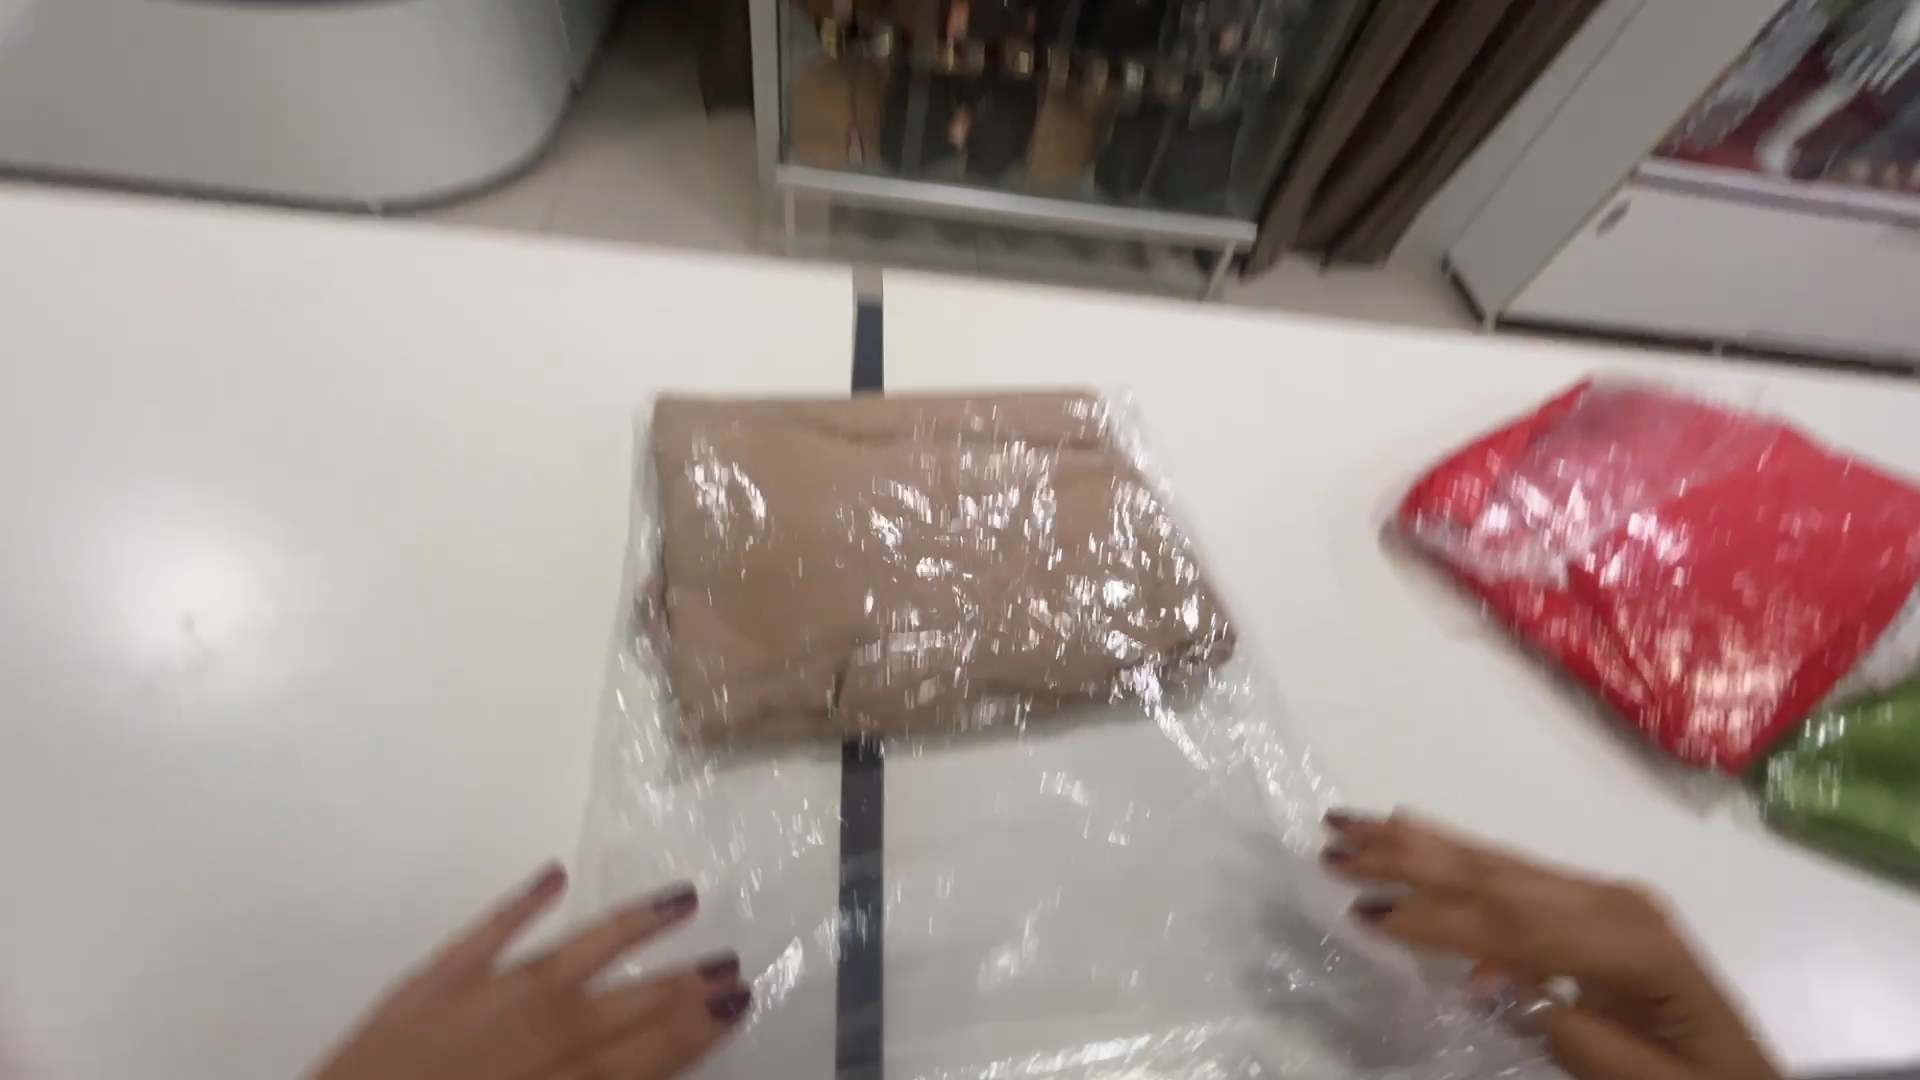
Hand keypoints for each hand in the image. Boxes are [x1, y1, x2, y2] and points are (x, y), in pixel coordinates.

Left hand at [309, 865, 748, 1079]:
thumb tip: (641, 1066)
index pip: (645, 1048)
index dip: (696, 1023)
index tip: (739, 995)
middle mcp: (530, 1030)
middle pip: (626, 1001)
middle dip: (684, 983)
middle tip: (731, 959)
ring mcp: (477, 998)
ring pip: (577, 952)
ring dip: (634, 925)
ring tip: (683, 896)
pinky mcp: (425, 985)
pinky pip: (482, 934)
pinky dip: (520, 903)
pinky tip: (554, 873)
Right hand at [1323, 811, 1780, 1079]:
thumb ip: (1578, 1038)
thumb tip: (1494, 986)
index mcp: (1632, 942)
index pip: (1510, 925)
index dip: (1432, 919)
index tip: (1363, 914)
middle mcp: (1609, 900)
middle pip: (1488, 874)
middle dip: (1403, 858)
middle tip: (1332, 844)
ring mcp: (1596, 892)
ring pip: (1487, 859)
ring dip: (1410, 841)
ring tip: (1348, 822)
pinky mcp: (1582, 897)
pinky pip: (1503, 867)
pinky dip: (1446, 848)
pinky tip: (1409, 824)